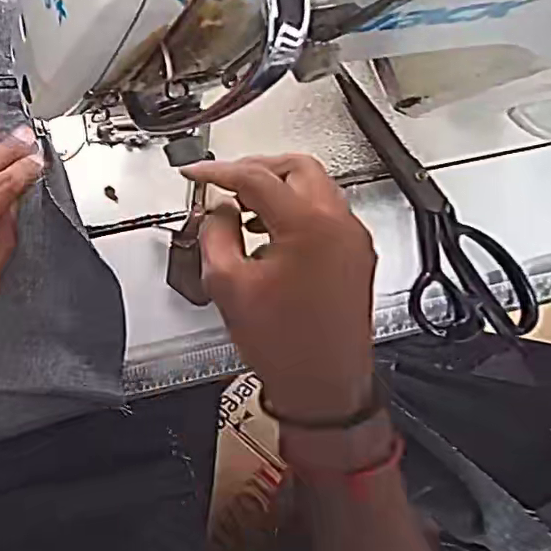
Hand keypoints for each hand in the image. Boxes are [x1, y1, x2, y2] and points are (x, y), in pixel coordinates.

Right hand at [181, 154, 376, 423]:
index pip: (257, 178)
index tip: (196, 172)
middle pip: (296, 167)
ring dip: (274, 188)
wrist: (323, 383)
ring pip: (314, 186)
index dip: (218, 171)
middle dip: (254, 169)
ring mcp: (352, 240)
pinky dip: (291, 208)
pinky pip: (323, 212)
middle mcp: (339, 226)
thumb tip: (216, 212)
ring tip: (238, 207)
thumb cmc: (284, 343)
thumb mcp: (227, 283)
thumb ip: (215, 234)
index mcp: (309, 228)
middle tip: (221, 182)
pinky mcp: (354, 255)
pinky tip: (264, 229)